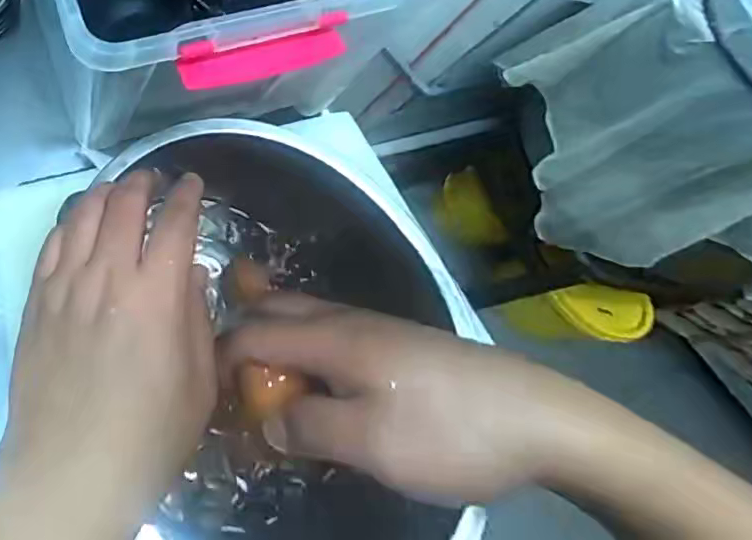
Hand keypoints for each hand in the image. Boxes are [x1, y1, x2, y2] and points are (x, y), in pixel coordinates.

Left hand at [0, 170, 216, 539]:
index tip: (193, 182)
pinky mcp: (37, 295)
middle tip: (154, 178)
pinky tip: (77, 221)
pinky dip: (69, 221)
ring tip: (117, 188)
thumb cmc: (146, 437)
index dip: (187, 196)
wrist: (68, 468)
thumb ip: (195, 318)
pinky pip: (52, 241)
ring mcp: (66, 282)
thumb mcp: (196, 387)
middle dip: (144, 182)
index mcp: (154, 295)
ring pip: (84, 213)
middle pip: (124, 205)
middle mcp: (107, 275)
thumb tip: (189, 271)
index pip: (174, 224)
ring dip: (105, 192)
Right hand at [221, 293, 592, 504]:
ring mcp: (369, 324)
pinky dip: (304, 346)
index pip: (252, 332)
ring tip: (272, 383)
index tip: (213, 393)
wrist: (538, 415)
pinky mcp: (392, 339)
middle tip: (236, 382)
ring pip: (300, 315)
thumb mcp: (373, 443)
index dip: (224, 358)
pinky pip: (326, 329)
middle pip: (271, 309)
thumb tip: (267, 422)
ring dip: (274, 340)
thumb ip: (309, 427)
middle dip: (243, 336)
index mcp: (327, 336)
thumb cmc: (446, 429)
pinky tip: (322, 381)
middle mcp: (340, 318)